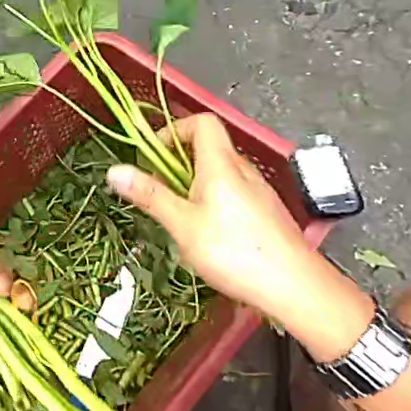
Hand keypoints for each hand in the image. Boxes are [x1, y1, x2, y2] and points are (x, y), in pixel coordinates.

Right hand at [107, 114, 374, 358]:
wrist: (295, 288)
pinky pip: (234, 194)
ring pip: (220, 174)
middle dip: (178, 165)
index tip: (155, 157)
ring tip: (182, 220)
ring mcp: (258, 192)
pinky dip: (214, 203)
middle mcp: (243, 170)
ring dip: (195, 187)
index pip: (201, 122)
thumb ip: (150, 195)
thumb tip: (115, 170)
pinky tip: (210, 238)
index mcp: (221, 164)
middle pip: (208, 148)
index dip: (175, 131)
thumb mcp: (182, 225)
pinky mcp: (266, 213)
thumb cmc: (235, 252)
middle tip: (161, 194)